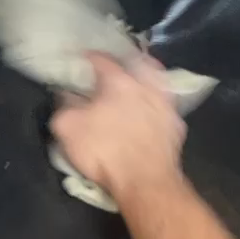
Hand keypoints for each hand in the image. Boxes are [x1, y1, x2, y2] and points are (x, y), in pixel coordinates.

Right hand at [50, 53, 185, 200]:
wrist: (144, 181)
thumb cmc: (104, 151)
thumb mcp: (67, 129)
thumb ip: (64, 106)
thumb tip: (65, 94)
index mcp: (117, 81)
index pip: (101, 60)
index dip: (88, 57)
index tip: (81, 58)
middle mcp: (145, 86)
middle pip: (138, 62)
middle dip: (126, 62)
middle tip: (117, 68)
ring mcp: (165, 105)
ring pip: (157, 83)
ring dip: (145, 82)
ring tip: (135, 88)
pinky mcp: (176, 126)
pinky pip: (165, 108)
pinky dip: (156, 106)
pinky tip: (149, 114)